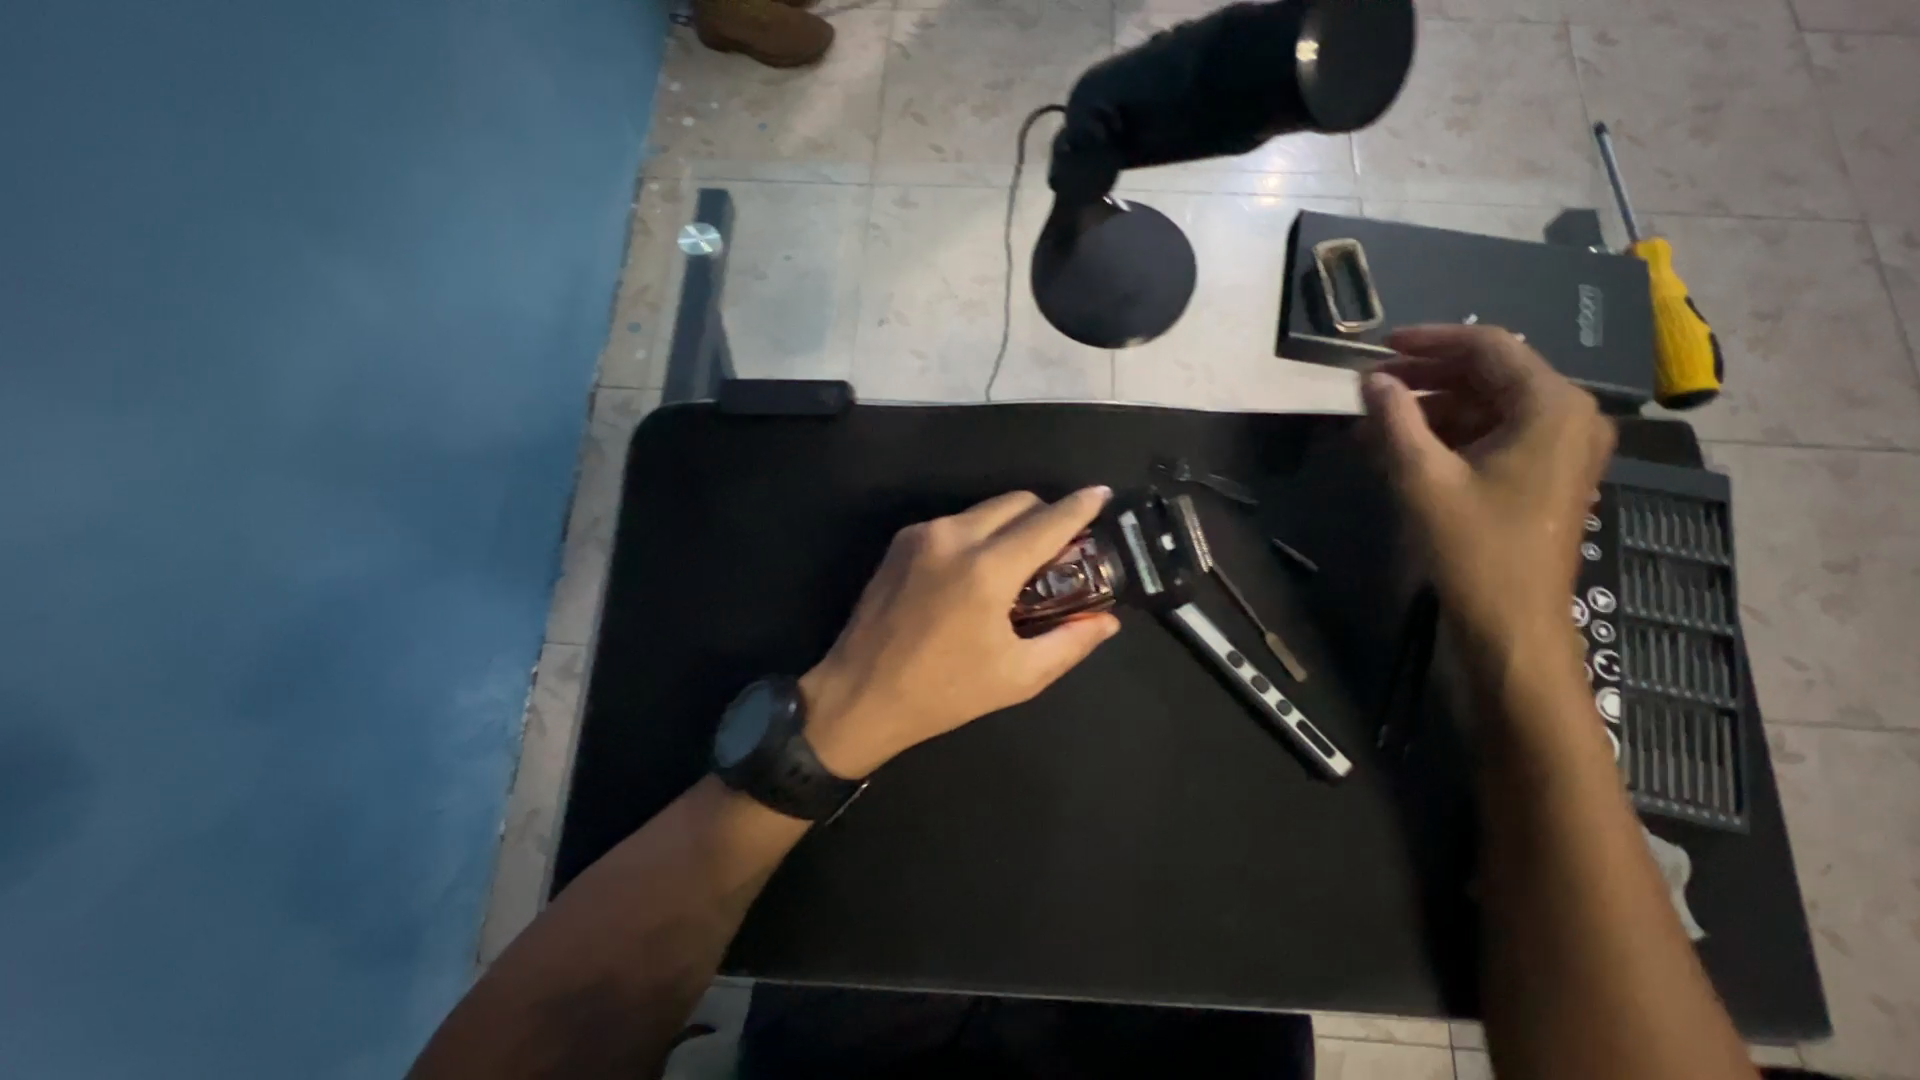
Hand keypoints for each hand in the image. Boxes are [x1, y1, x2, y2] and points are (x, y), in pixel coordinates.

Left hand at [799, 487, 1122, 777]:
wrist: (861, 694)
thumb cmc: (944, 692)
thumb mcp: (1018, 676)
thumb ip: (1070, 642)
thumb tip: (1106, 620)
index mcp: (987, 570)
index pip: (1048, 521)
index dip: (1081, 506)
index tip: (1102, 495)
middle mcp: (954, 537)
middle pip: (1017, 501)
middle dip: (1047, 515)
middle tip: (1062, 551)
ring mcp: (923, 534)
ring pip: (984, 509)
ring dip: (1012, 525)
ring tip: (1020, 566)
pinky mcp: (901, 541)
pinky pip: (955, 523)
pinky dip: (979, 534)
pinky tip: (978, 572)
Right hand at [1361, 325, 1614, 688]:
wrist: (1514, 623)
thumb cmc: (1474, 548)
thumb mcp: (1424, 479)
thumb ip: (1395, 420)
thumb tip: (1372, 380)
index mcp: (1551, 406)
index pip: (1489, 347)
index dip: (1430, 341)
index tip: (1380, 347)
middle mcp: (1569, 416)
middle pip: (1493, 373)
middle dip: (1428, 376)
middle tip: (1373, 385)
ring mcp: (1563, 447)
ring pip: (1491, 404)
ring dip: (1434, 407)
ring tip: (1378, 420)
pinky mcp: (1549, 474)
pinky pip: (1498, 434)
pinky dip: (1452, 434)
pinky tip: (1405, 446)